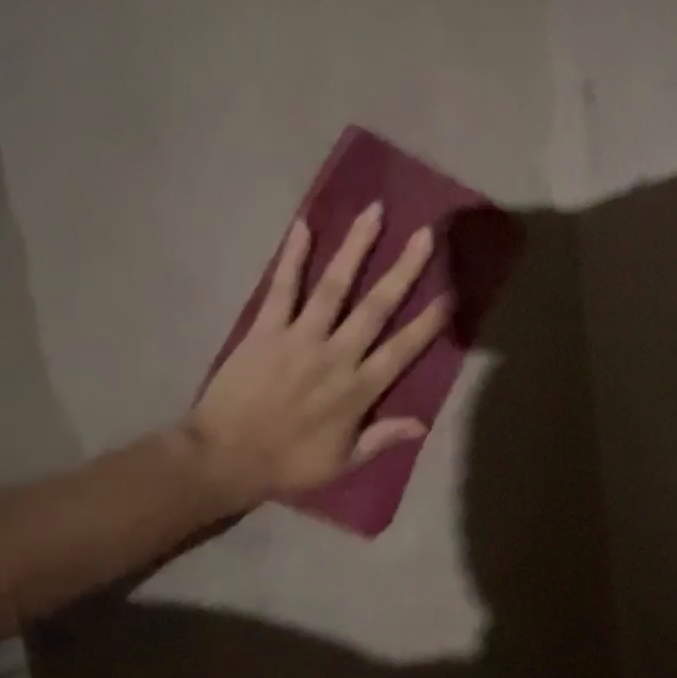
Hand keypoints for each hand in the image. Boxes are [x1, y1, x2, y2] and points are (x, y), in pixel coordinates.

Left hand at [189, 203, 447, 507]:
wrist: (224, 458)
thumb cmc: (287, 464)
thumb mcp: (343, 462)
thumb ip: (383, 438)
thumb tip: (424, 423)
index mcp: (358, 389)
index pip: (402, 349)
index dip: (429, 322)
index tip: (452, 293)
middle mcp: (336, 355)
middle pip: (376, 306)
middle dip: (403, 268)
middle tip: (424, 234)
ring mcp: (300, 338)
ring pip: (333, 287)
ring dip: (355, 248)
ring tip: (372, 213)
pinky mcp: (265, 330)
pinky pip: (281, 288)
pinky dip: (292, 257)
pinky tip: (303, 226)